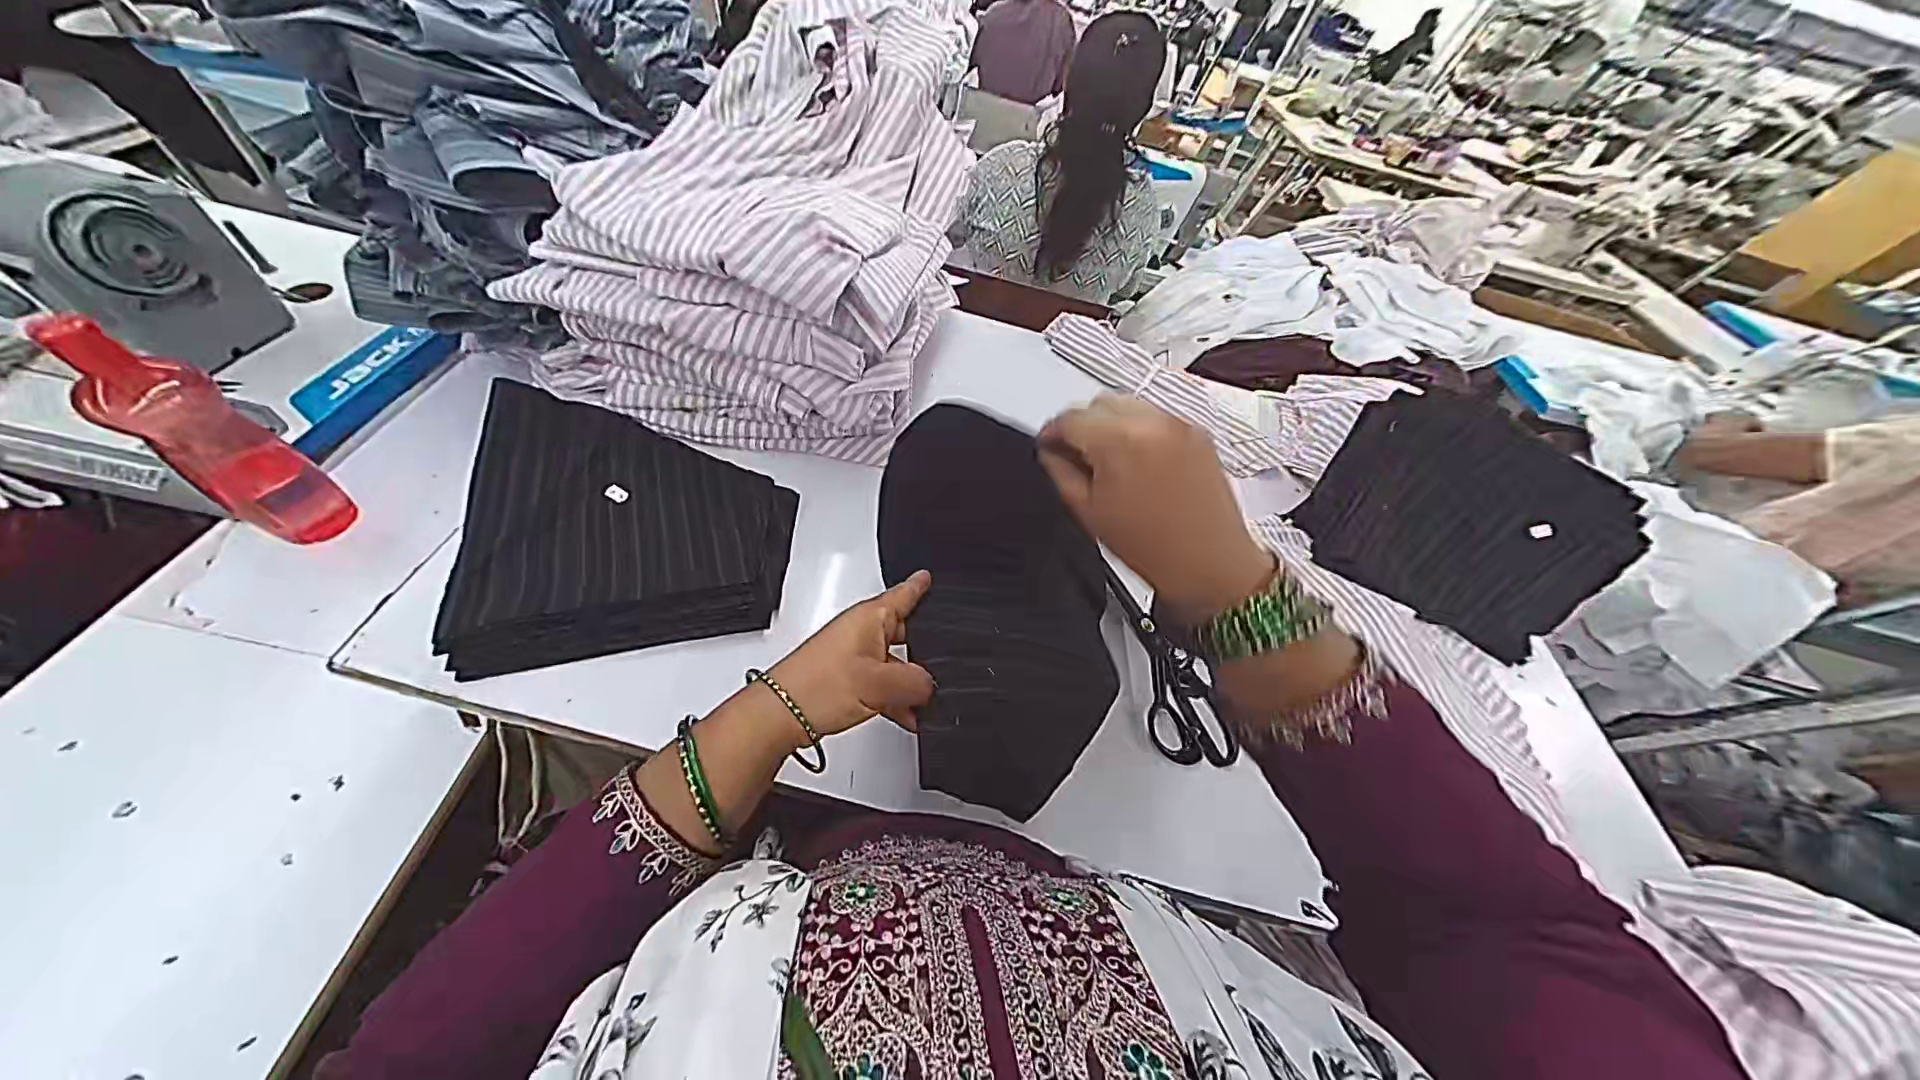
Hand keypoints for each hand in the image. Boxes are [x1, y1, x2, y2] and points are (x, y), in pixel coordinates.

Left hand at [762, 570, 936, 737]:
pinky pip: (879, 681)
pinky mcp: (844, 676)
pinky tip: (903, 714)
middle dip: (922, 649)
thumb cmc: (815, 687)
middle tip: (938, 663)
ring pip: (892, 661)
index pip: (902, 594)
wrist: (779, 714)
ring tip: (919, 703)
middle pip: (903, 632)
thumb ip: (915, 682)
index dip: (919, 586)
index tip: (927, 577)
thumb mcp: (880, 684)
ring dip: (906, 682)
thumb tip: (929, 685)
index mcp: (871, 617)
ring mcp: (852, 653)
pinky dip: (892, 696)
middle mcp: (860, 630)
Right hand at [1038, 395, 1273, 623]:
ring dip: (1111, 424)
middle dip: (1082, 425)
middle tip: (1076, 456)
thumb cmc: (1155, 548)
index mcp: (1118, 440)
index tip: (1048, 446)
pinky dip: (1139, 430)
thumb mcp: (1087, 511)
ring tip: (1110, 462)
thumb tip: (1051, 451)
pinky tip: (1137, 463)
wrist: (1208, 563)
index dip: (1051, 433)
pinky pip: (1155, 416)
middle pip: (1099, 404)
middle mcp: (1151, 422)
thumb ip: (1060, 472)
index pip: (1069, 418)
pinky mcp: (1197, 433)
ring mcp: (1178, 424)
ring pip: (1128, 404)